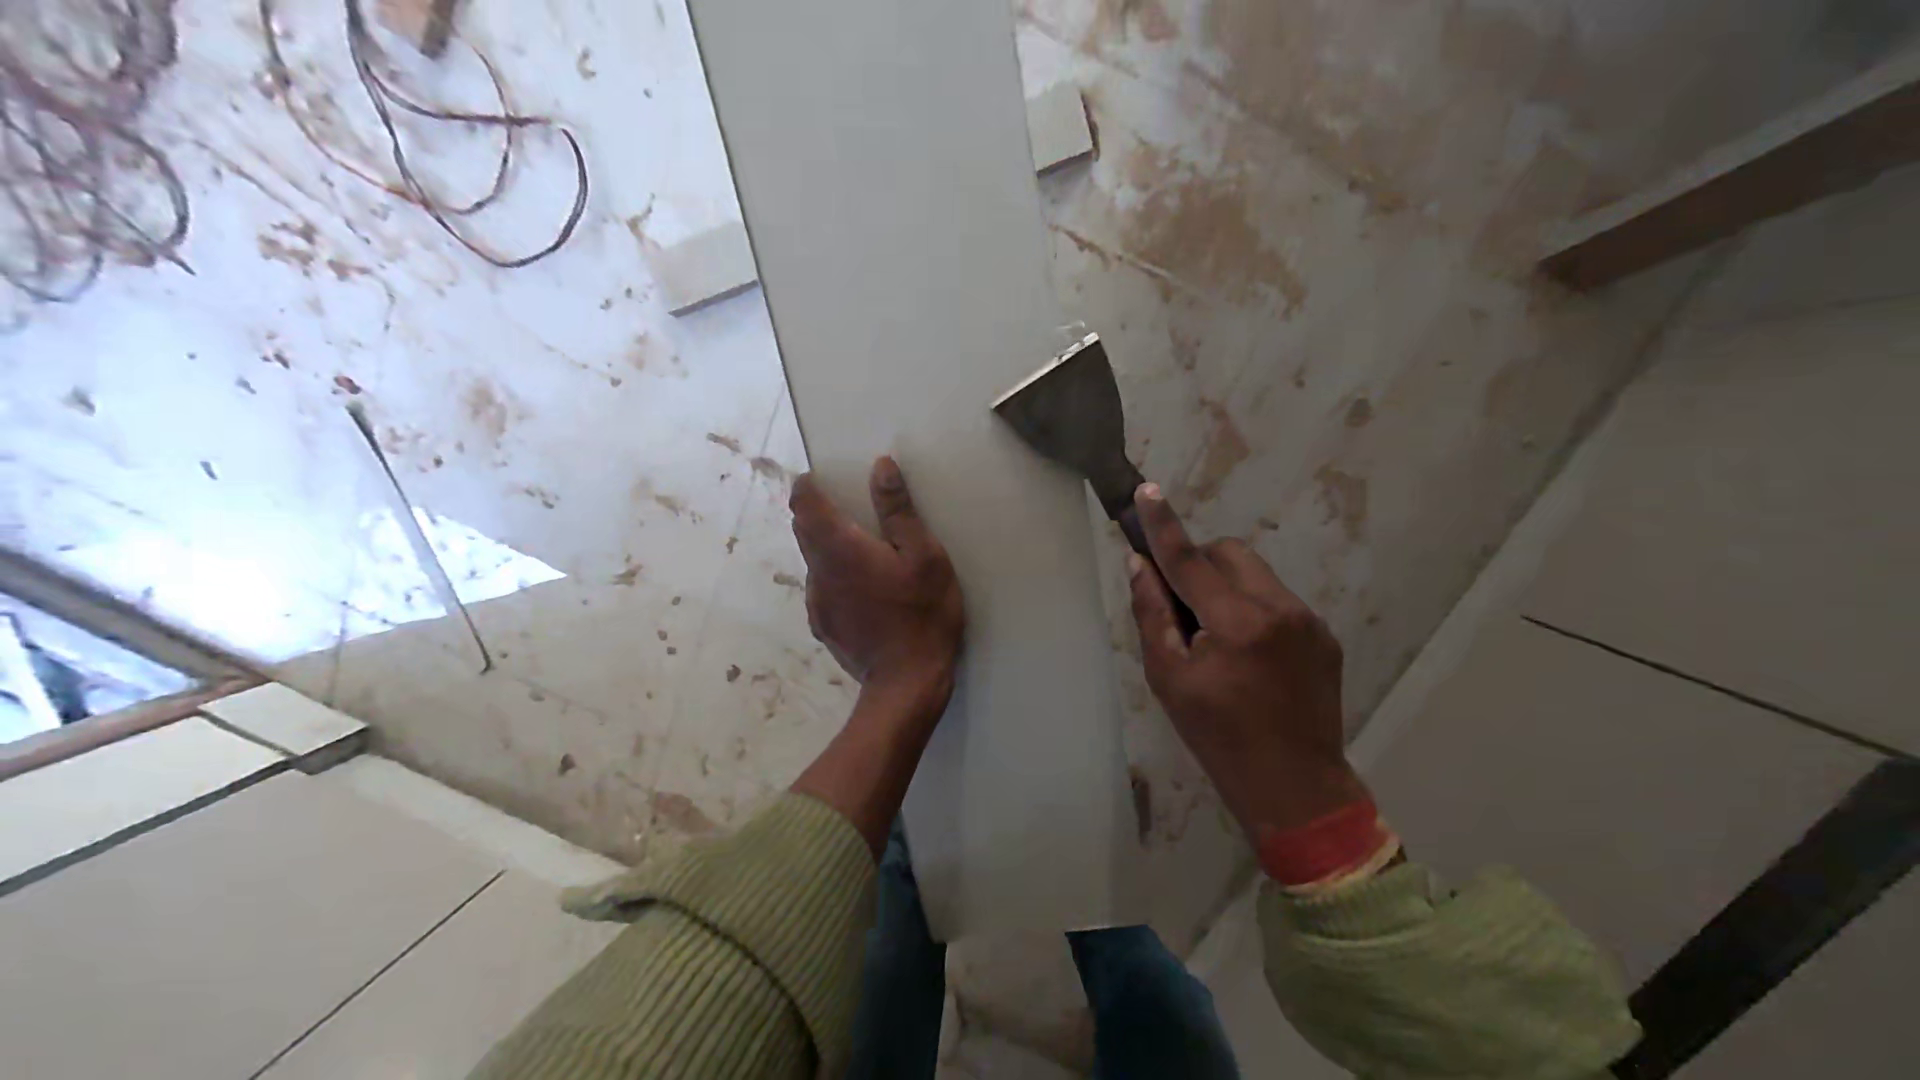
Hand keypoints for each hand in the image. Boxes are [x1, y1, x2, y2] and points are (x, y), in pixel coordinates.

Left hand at [790, 456, 965, 714]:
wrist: (907, 683)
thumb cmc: (922, 615)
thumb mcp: (925, 556)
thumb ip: (899, 511)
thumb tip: (880, 467)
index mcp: (840, 548)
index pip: (804, 502)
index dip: (808, 484)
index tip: (825, 477)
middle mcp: (819, 572)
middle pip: (804, 529)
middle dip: (820, 512)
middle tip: (855, 509)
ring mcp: (817, 603)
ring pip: (814, 560)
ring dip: (830, 546)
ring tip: (868, 553)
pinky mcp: (823, 626)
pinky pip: (822, 588)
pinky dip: (836, 576)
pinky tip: (867, 591)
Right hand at [1126, 484, 1368, 837]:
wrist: (1292, 784)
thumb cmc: (1216, 735)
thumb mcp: (1168, 678)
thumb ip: (1152, 614)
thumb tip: (1140, 565)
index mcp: (1235, 623)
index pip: (1188, 560)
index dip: (1162, 525)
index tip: (1146, 491)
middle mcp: (1278, 609)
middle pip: (1228, 553)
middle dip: (1197, 562)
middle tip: (1179, 600)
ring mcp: (1307, 620)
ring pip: (1254, 573)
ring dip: (1224, 585)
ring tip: (1215, 634)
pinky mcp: (1323, 634)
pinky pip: (1276, 598)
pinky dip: (1250, 606)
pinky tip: (1245, 652)